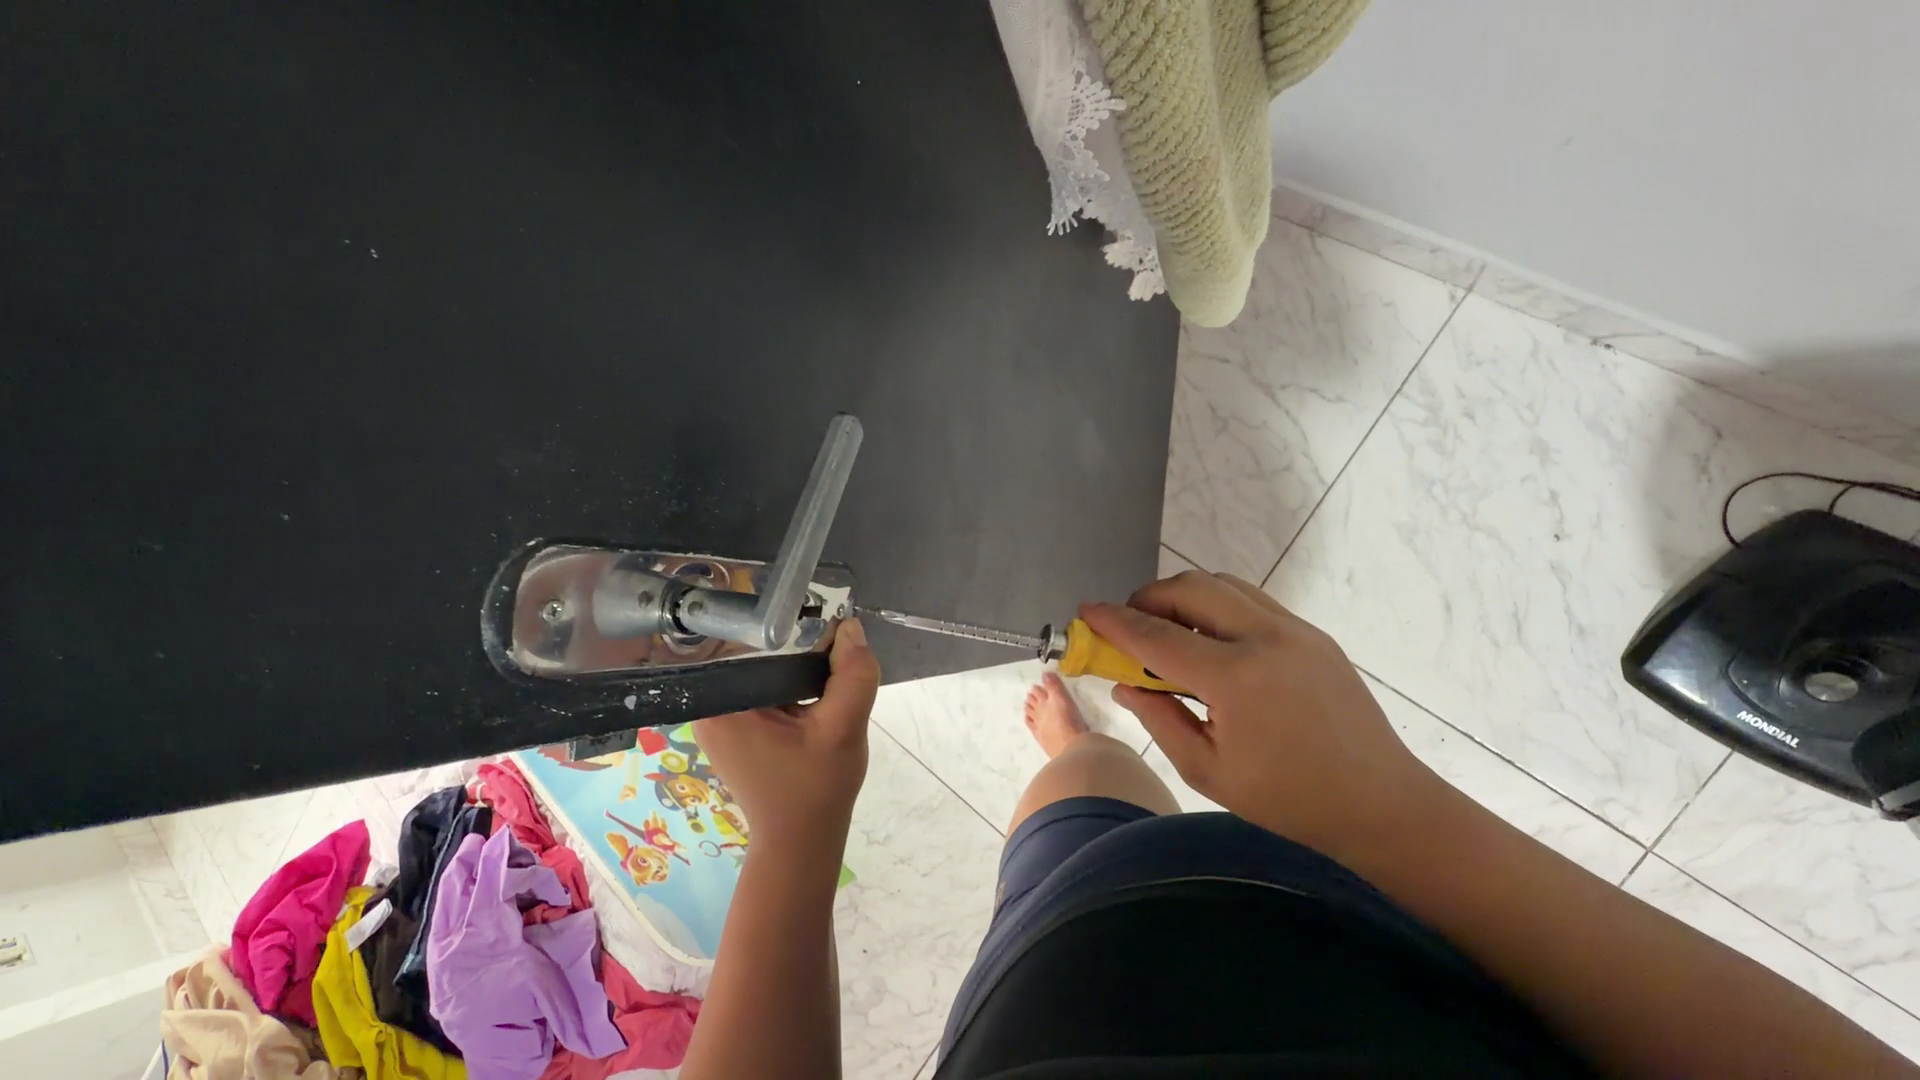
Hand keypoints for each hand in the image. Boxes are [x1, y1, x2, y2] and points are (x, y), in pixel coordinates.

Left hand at [694, 618, 880, 847]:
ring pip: (765, 674)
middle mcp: (709, 708)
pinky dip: (791, 693)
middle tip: (834, 662)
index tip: (828, 636)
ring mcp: (719, 721)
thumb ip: (852, 675)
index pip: (755, 642)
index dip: (795, 632)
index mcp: (721, 704)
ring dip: (797, 674)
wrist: (802, 843)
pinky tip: (814, 703)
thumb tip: (851, 626)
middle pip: (759, 656)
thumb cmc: (816, 789)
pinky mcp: (735, 731)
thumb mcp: (842, 728)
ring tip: (827, 683)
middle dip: (799, 655)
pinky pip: (764, 693)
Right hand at [1083, 571, 1445, 859]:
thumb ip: (1159, 719)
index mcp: (1236, 678)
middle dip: (1148, 598)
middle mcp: (1265, 637)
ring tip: (1168, 632)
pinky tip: (1211, 642)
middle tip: (1129, 626)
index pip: (1157, 636)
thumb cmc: (1288, 800)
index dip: (1114, 622)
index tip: (1085, 612)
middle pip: (1191, 588)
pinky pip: (1252, 600)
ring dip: (1185, 596)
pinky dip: (1218, 606)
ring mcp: (1295, 630)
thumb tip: (1124, 685)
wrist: (1380, 803)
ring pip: (1224, 584)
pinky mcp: (1313, 634)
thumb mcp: (1208, 770)